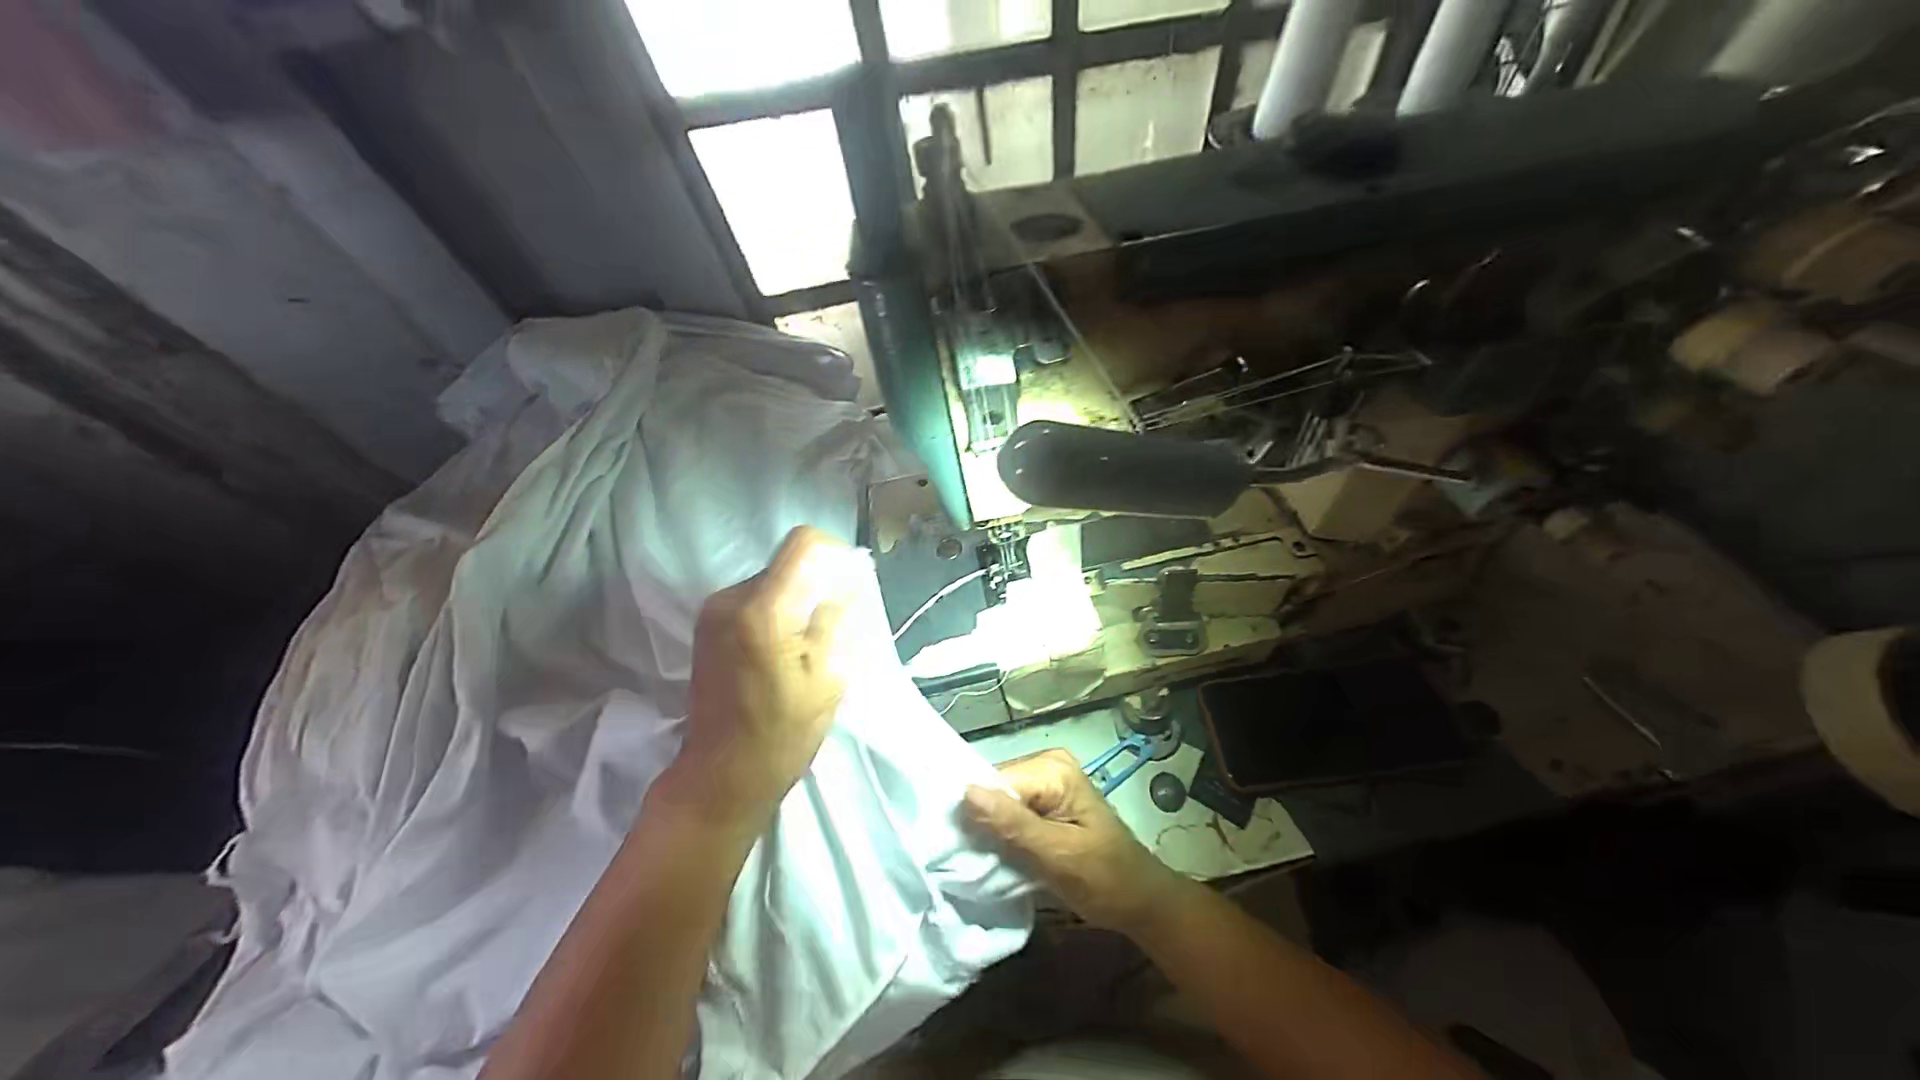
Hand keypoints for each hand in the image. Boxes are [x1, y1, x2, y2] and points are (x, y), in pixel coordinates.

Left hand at [673, 526, 851, 820]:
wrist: (723, 773)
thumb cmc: (784, 731)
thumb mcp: (827, 676)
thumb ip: (834, 619)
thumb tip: (848, 579)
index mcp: (763, 610)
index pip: (802, 544)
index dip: (834, 552)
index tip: (848, 580)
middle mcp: (730, 599)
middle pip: (787, 563)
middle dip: (816, 583)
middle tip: (834, 622)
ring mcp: (713, 611)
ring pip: (770, 581)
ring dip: (795, 600)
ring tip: (808, 644)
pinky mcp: (706, 626)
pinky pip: (752, 600)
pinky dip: (775, 612)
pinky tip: (784, 650)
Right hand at [963, 748, 1189, 934]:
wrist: (1140, 900)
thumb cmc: (1106, 880)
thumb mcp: (1058, 856)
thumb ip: (1013, 824)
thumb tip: (966, 793)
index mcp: (1053, 769)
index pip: (996, 783)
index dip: (979, 816)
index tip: (970, 851)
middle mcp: (1046, 764)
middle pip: (994, 789)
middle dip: (984, 823)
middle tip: (982, 860)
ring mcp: (1044, 781)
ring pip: (997, 802)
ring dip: (991, 831)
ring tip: (989, 860)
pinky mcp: (1042, 801)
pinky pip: (1008, 812)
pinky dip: (1002, 834)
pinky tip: (1002, 854)